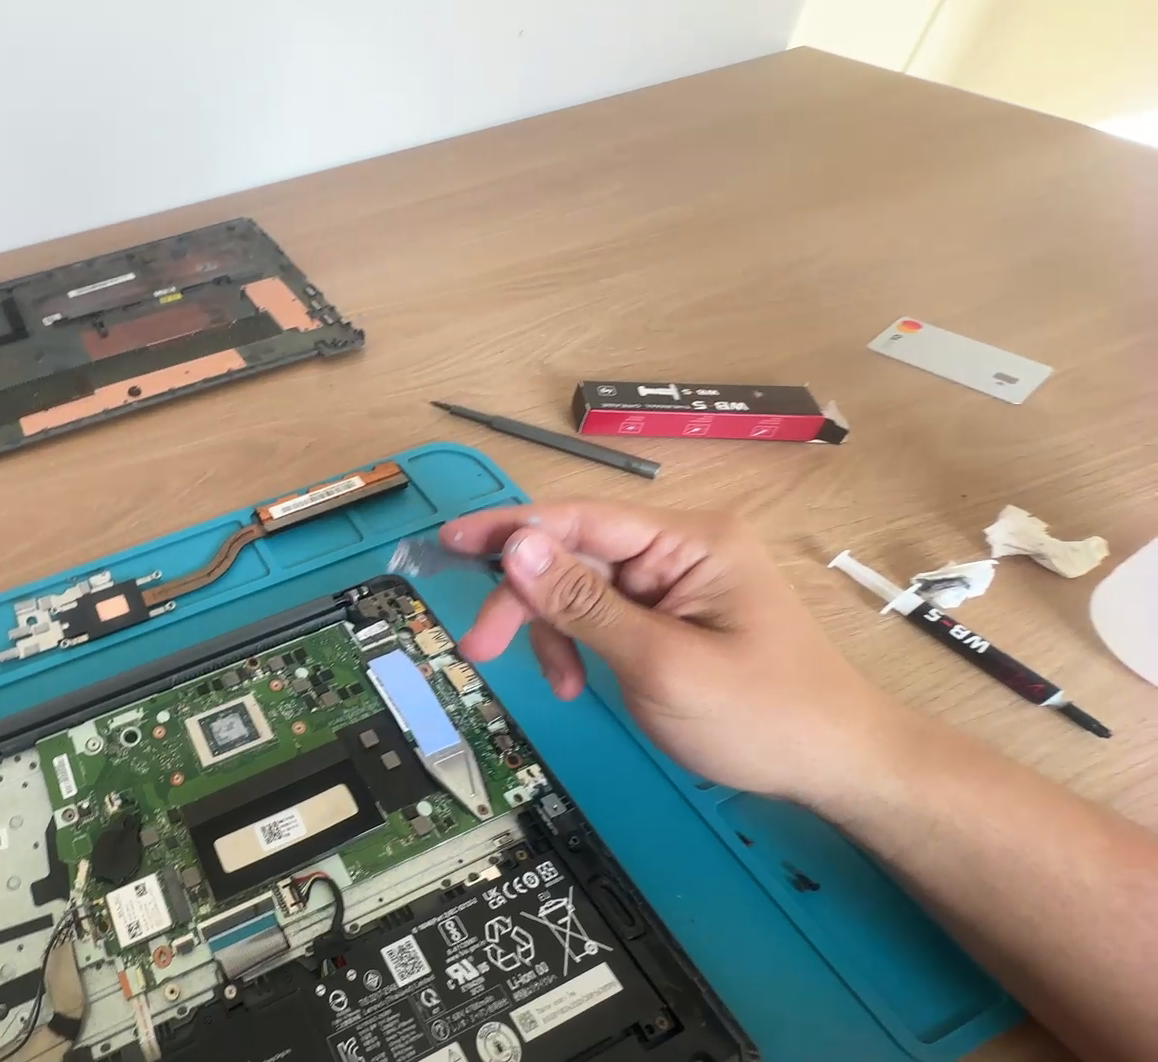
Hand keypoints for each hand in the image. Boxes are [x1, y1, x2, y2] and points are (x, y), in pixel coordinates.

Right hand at [439, 501, 913, 803]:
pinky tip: (577, 684)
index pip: (579, 518)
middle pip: (568, 557)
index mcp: (687, 541)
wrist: (840, 770)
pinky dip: (573, 648)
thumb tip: (515, 546)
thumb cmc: (763, 717)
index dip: (508, 528)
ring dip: (549, 633)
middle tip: (478, 647)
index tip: (449, 541)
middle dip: (524, 601)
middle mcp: (673, 549)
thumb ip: (582, 604)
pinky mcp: (660, 613)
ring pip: (572, 590)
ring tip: (558, 685)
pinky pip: (593, 617)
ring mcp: (667, 581)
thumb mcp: (661, 663)